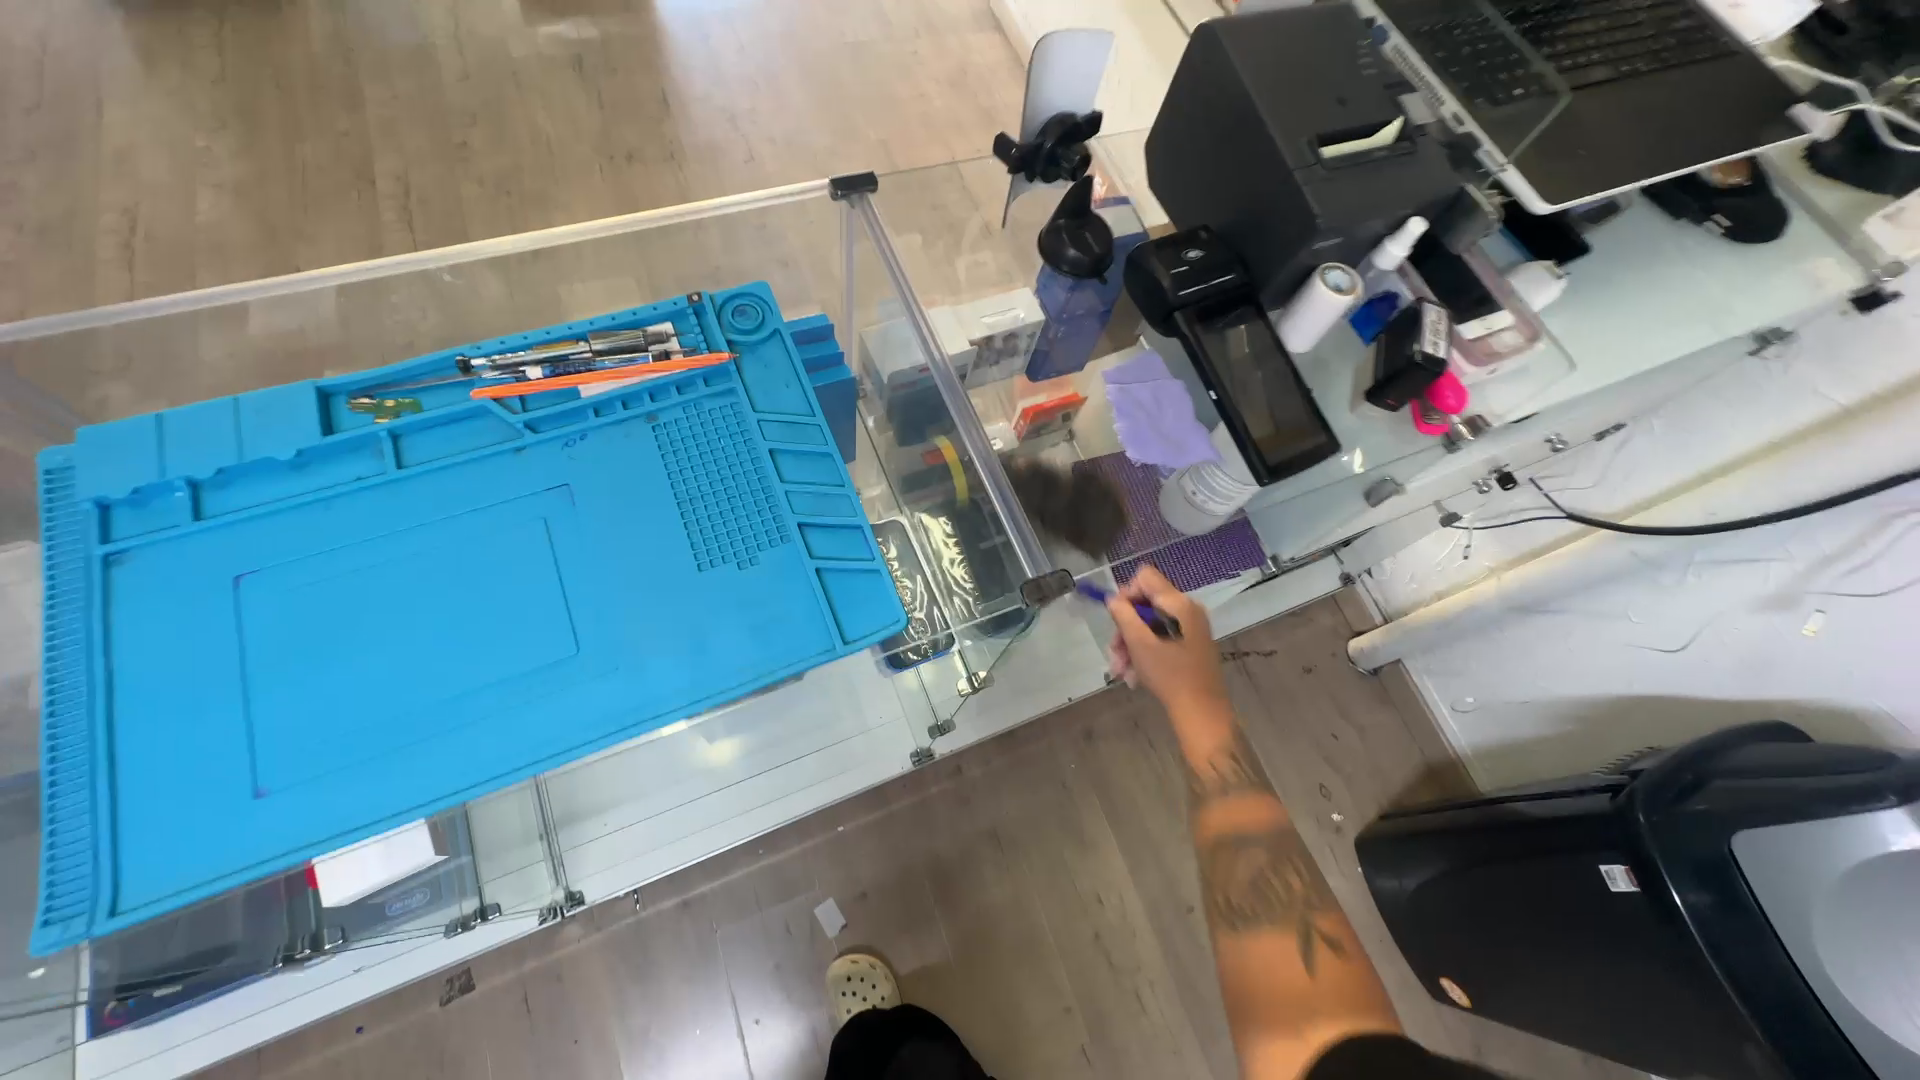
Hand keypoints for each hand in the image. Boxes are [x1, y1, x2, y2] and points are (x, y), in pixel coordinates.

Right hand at [1106, 565, 1226, 719]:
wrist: (1201, 712)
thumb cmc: (1170, 675)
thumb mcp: (1140, 644)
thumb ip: (1124, 615)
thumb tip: (1113, 599)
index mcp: (1179, 604)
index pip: (1145, 577)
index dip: (1126, 594)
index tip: (1117, 619)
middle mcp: (1187, 610)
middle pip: (1146, 604)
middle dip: (1126, 628)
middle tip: (1114, 652)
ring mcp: (1190, 628)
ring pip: (1150, 625)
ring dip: (1131, 645)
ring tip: (1120, 671)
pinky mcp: (1190, 644)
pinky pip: (1161, 639)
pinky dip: (1145, 653)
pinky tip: (1134, 677)